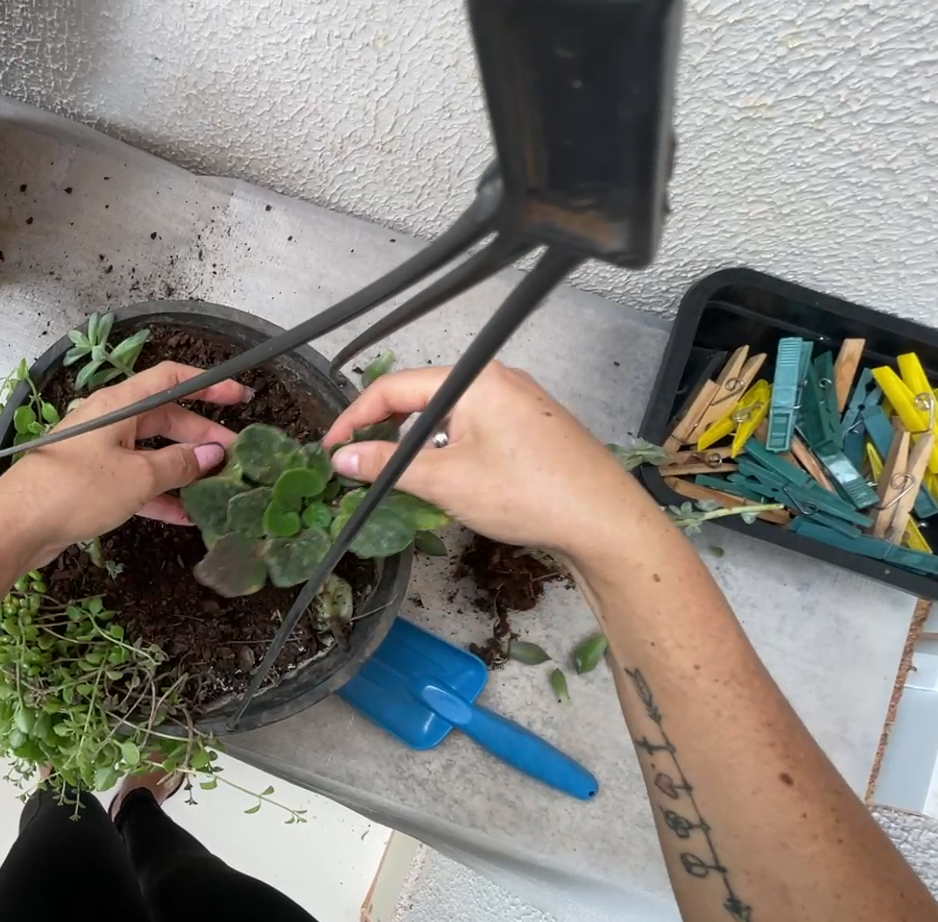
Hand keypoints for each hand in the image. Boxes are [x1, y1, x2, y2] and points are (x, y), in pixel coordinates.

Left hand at [0, 362, 250, 568]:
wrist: (16, 527)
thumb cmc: (75, 491)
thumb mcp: (135, 476)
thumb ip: (177, 465)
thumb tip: (212, 454)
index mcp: (118, 405)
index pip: (170, 379)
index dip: (207, 385)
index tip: (240, 397)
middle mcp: (109, 423)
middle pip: (164, 419)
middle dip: (201, 436)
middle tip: (234, 457)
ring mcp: (99, 454)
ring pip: (151, 454)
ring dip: (183, 469)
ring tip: (217, 487)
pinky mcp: (92, 484)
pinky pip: (134, 482)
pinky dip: (159, 495)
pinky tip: (185, 515)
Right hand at [323, 362, 664, 559]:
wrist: (605, 523)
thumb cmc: (527, 494)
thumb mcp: (442, 480)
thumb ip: (386, 465)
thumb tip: (342, 459)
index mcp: (474, 382)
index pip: (393, 388)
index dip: (354, 418)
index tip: (332, 447)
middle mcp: (496, 381)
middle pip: (418, 396)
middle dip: (381, 426)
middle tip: (356, 457)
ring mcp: (516, 402)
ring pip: (444, 414)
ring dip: (412, 439)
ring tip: (392, 469)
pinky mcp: (527, 425)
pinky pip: (469, 426)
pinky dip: (442, 446)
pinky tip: (438, 474)